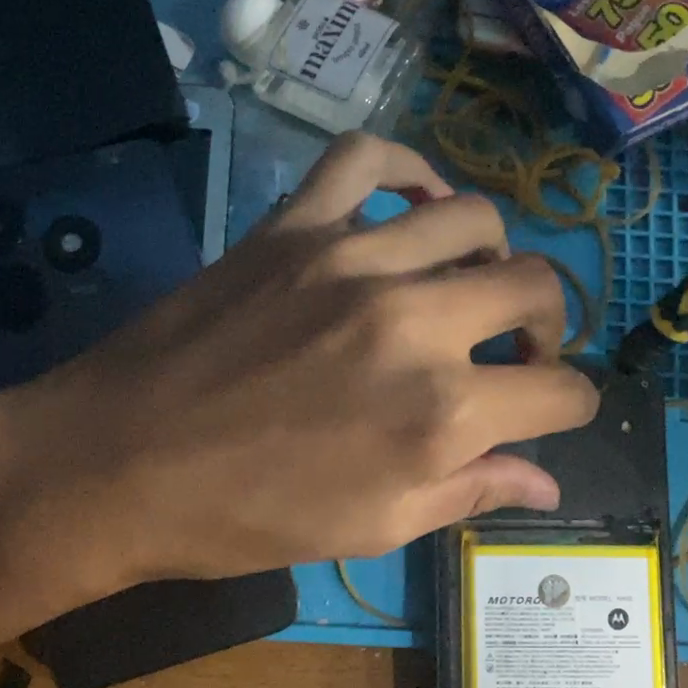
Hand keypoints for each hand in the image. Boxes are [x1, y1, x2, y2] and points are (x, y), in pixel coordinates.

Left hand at [0, 133, 600, 687]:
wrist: (116, 465)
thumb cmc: (244, 518)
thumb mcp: (369, 528)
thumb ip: (467, 493)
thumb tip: (546, 484)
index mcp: (439, 416)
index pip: (559, 393)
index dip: (571, 406)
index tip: (555, 409)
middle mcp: (414, 325)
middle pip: (535, 288)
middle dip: (548, 326)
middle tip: (516, 352)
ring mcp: (351, 261)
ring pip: (472, 218)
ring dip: (493, 255)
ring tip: (467, 286)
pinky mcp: (292, 227)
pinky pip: (366, 159)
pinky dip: (406, 171)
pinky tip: (413, 208)